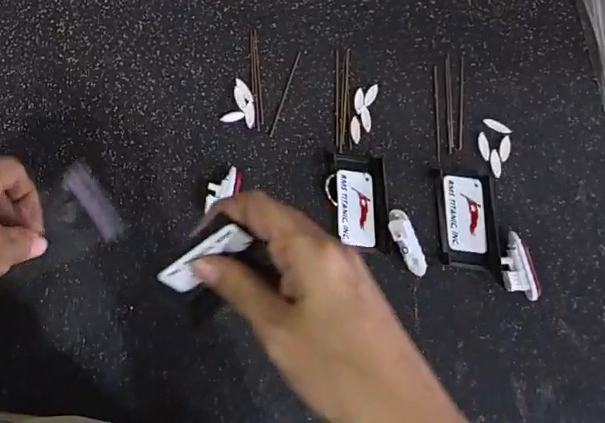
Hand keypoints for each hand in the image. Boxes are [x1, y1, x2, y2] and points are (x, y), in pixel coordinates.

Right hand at [196, 191, 463, 422]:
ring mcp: (347, 266)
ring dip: (257, 250)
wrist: (408, 416)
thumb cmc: (338, 370)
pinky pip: (308, 259)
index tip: (196, 239)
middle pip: (274, 217)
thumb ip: (238, 288)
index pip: (256, 203)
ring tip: (230, 279)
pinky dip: (279, 265)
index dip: (220, 212)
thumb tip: (203, 261)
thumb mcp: (277, 332)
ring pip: (291, 239)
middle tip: (207, 262)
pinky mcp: (355, 288)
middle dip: (236, 232)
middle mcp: (331, 246)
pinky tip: (266, 294)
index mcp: (311, 247)